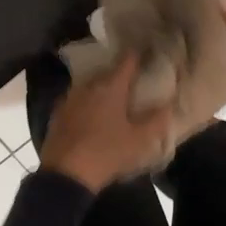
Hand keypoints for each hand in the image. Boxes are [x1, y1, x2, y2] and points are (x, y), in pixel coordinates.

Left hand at [39, 54, 173, 191]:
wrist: (66, 172)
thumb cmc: (108, 153)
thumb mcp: (140, 140)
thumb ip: (156, 119)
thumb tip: (167, 104)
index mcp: (111, 87)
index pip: (127, 61)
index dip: (138, 55)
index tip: (147, 54)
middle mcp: (89, 85)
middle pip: (107, 72)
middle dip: (120, 75)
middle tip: (133, 82)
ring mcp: (70, 98)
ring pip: (90, 86)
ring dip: (101, 89)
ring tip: (113, 99)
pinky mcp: (58, 112)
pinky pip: (77, 100)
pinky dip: (87, 102)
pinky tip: (92, 115)